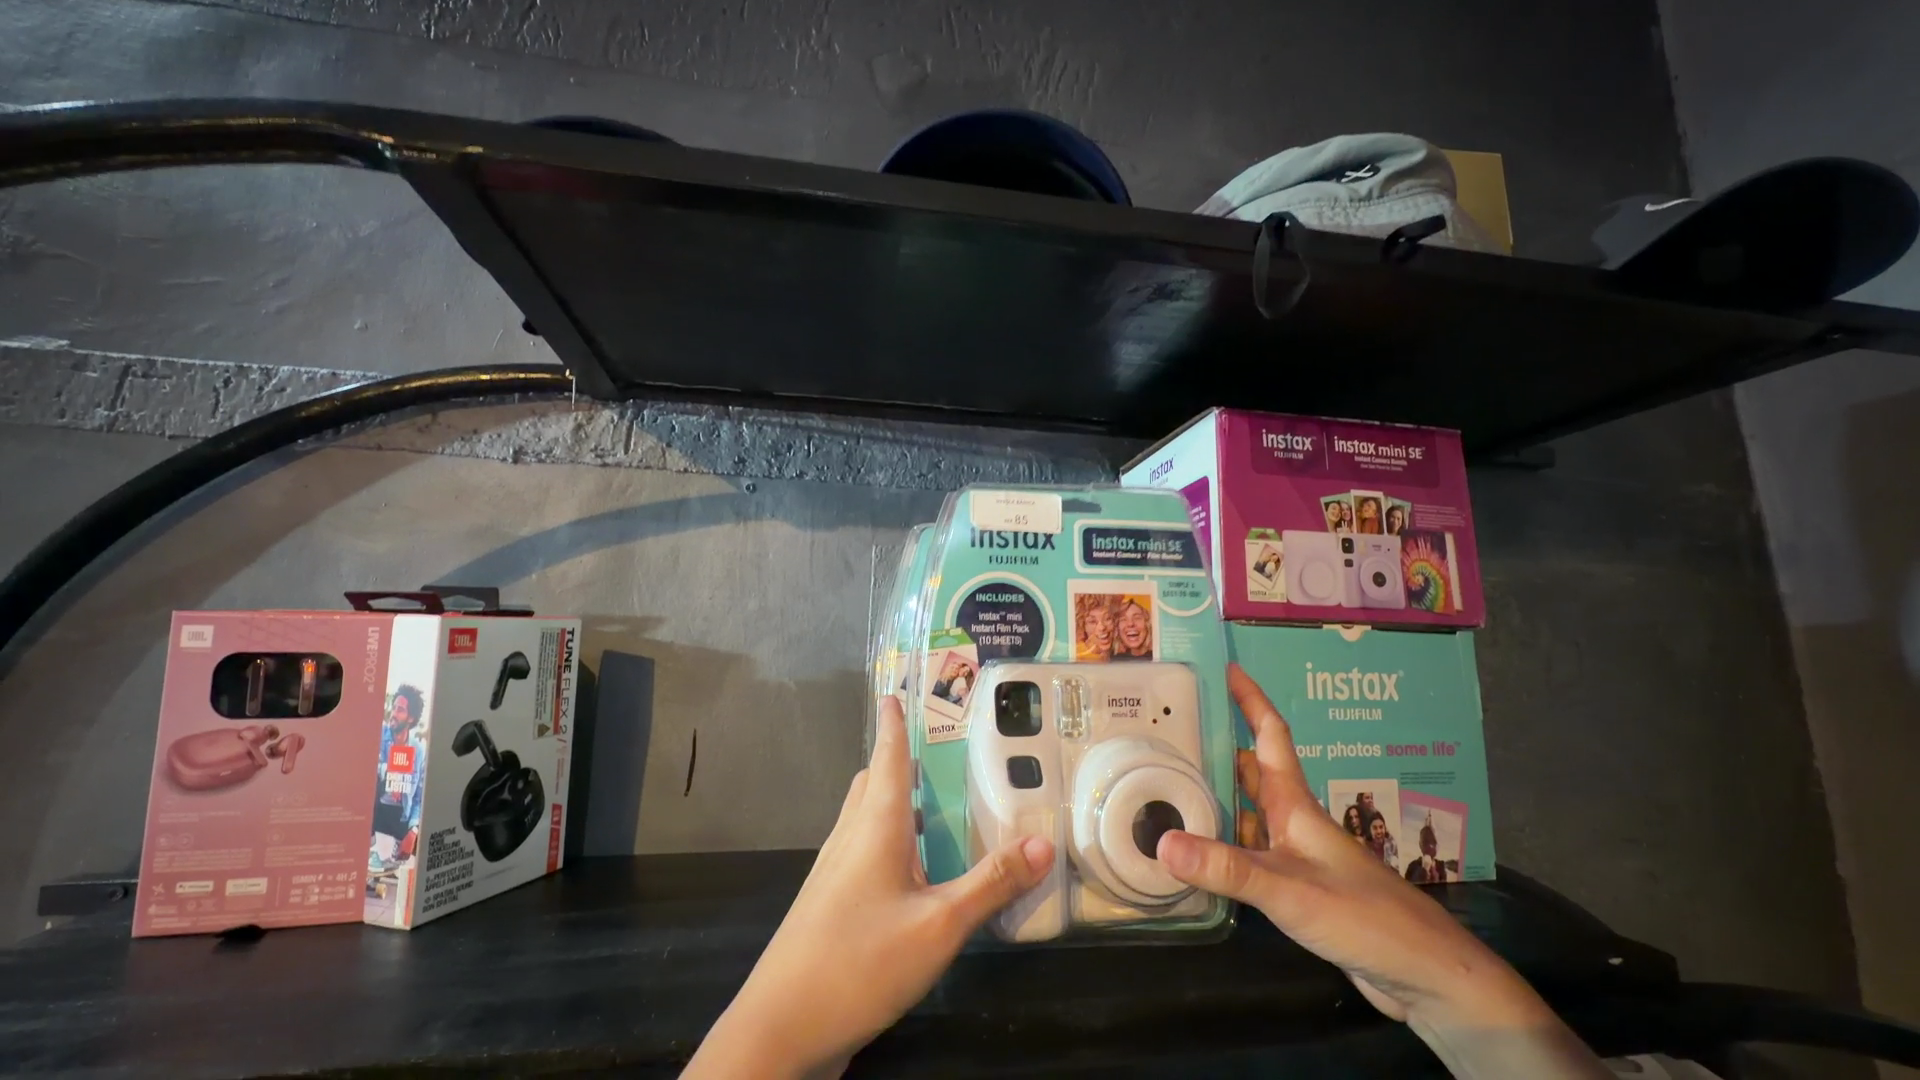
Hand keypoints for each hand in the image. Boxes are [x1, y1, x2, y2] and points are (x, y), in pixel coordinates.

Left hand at [683, 695, 1054, 1079]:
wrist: (782, 1029)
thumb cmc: (860, 962)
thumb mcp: (940, 926)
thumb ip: (991, 884)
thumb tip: (1043, 841)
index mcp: (874, 827)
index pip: (886, 759)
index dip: (893, 725)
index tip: (894, 693)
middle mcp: (849, 839)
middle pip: (872, 785)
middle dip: (897, 763)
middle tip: (938, 755)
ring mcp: (833, 874)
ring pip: (864, 819)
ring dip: (893, 803)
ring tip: (934, 807)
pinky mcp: (829, 905)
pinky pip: (860, 852)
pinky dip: (887, 840)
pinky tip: (911, 871)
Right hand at [1157, 666, 1608, 1077]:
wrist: (1423, 973)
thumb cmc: (1363, 917)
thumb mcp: (1289, 890)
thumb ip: (1226, 868)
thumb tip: (1161, 842)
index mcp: (1295, 806)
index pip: (1270, 736)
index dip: (1250, 700)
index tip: (1226, 668)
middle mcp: (1294, 822)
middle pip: (1254, 771)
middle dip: (1220, 744)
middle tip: (1174, 728)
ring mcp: (1298, 856)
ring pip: (1250, 811)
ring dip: (1218, 794)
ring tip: (1171, 781)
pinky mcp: (1298, 888)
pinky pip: (1250, 851)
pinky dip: (1223, 843)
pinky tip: (1198, 853)